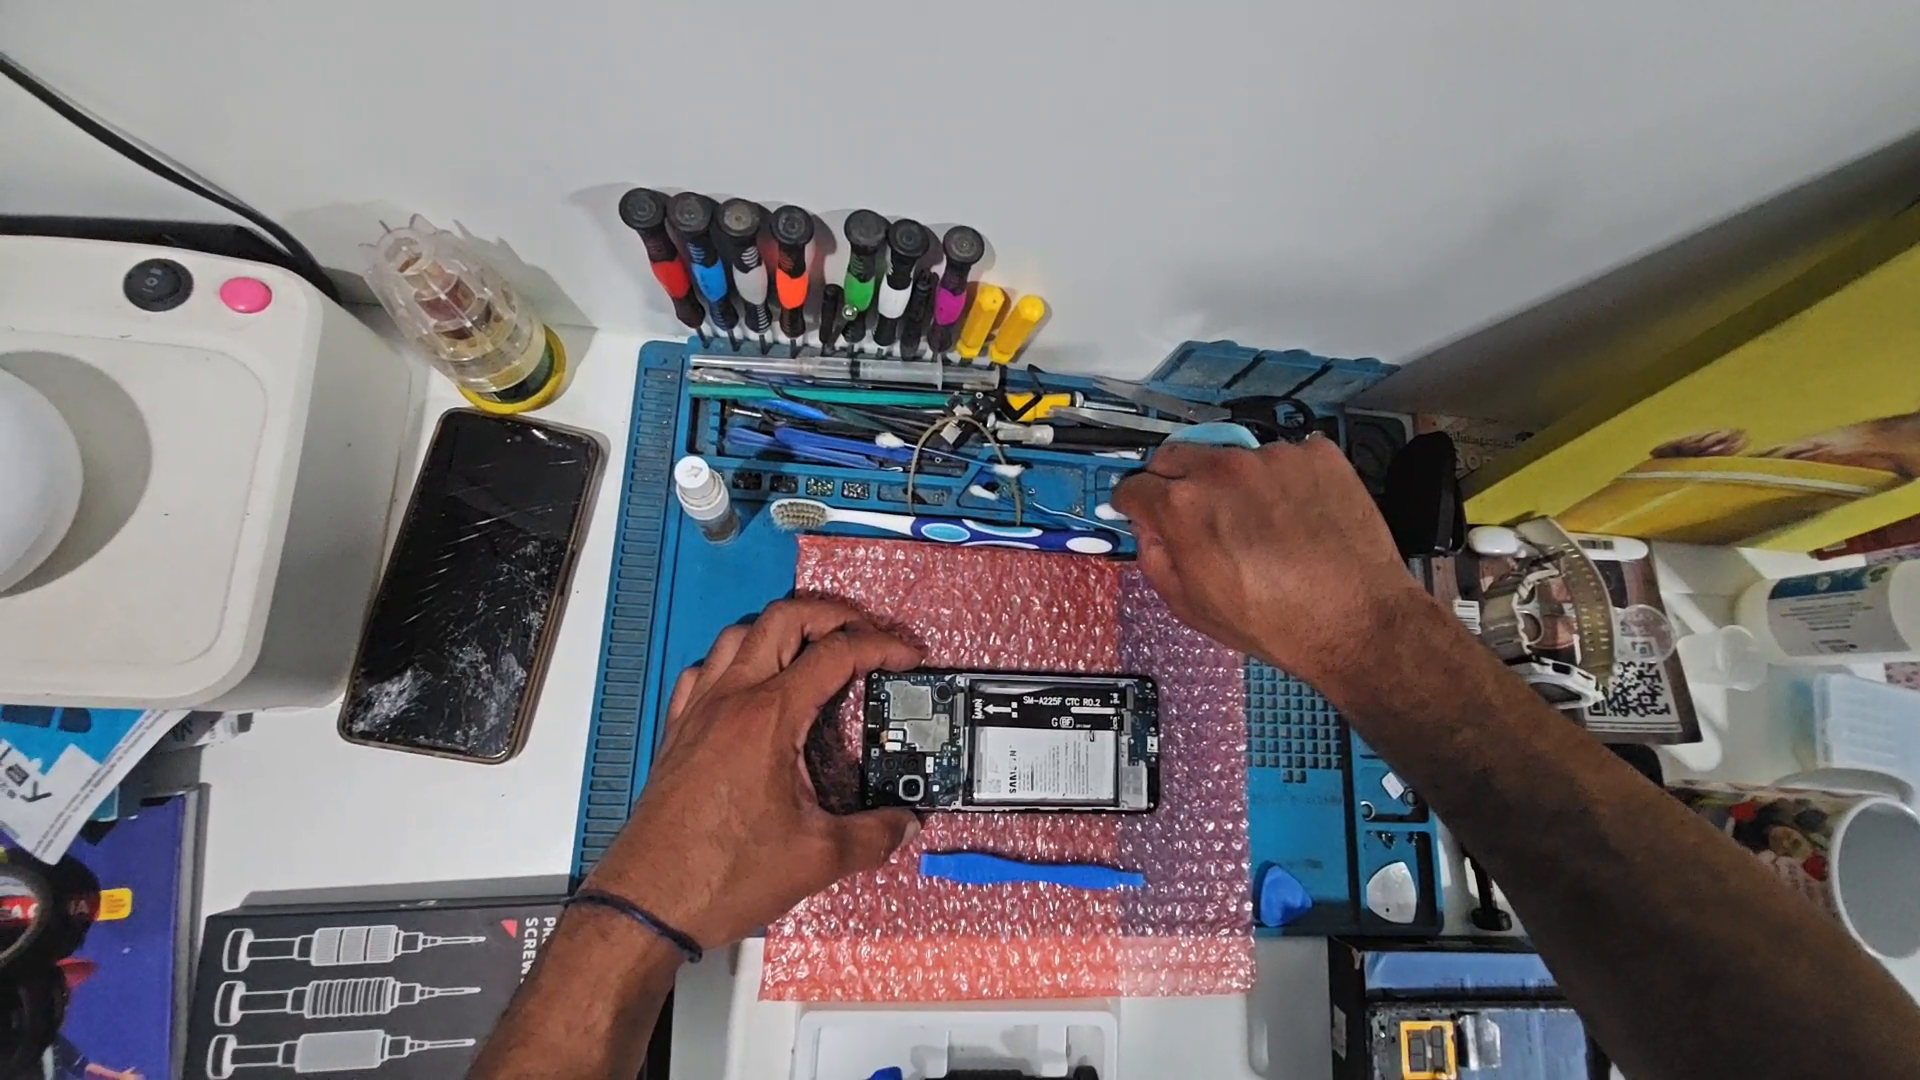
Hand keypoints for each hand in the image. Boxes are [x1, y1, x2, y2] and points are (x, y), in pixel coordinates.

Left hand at [583, 598, 923, 949]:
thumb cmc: (720, 875)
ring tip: (814, 647)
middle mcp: (732, 699)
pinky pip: (704, 669)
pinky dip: (736, 659)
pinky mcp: (678, 729)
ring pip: (741, 633)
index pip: (835, 654)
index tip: (905, 656)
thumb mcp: (816, 859)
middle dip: (833, 614)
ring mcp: (699, 709)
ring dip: (784, 629)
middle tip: (864, 633)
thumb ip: (873, 835)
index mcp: (769, 718)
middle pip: (785, 617)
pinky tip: (751, 682)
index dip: (880, 646)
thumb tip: (906, 823)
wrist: (645, 904)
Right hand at [1111, 437, 1423, 684]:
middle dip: (1172, 482)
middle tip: (1192, 513)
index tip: (1142, 512)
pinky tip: (1293, 514)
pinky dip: (1279, 480)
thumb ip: (1154, 557)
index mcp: (1182, 507)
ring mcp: (1272, 457)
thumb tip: (1149, 529)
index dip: (1133, 504)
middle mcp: (1222, 469)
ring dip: (1229, 481)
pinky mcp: (1317, 455)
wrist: (1356, 622)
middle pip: (1174, 456)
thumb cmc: (1271, 622)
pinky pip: (1281, 458)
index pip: (1134, 485)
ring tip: (1257, 521)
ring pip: (1229, 457)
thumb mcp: (1188, 605)